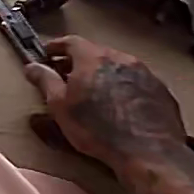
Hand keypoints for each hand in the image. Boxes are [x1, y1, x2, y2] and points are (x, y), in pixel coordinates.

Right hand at [24, 35, 187, 172]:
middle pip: (95, 52)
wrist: (147, 152)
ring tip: (90, 92)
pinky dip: (121, 86)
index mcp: (93, 58)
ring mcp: (144, 73)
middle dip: (78, 61)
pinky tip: (115, 105)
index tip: (48, 52)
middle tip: (65, 74)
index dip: (56, 46)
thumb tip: (33, 68)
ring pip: (116, 66)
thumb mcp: (60, 105)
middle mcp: (120, 59)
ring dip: (101, 74)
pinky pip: (134, 81)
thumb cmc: (99, 129)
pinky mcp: (160, 90)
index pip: (71, 41)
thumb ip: (45, 81)